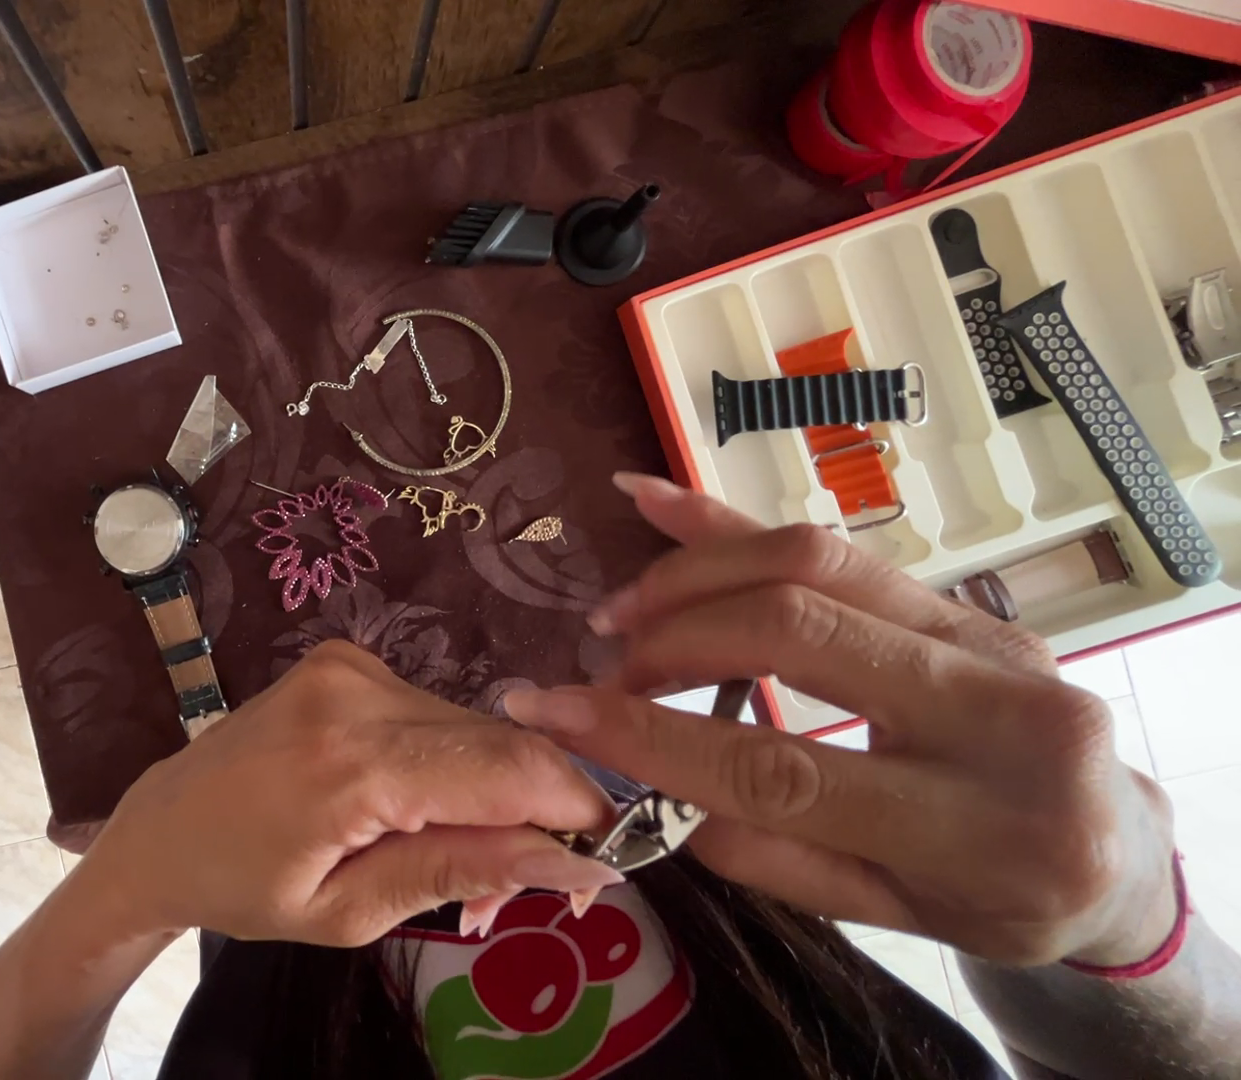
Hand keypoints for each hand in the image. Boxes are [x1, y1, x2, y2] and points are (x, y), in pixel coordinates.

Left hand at [76, 640, 622, 946]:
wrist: (162, 825)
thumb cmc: (243, 886)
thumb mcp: (351, 911)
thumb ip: (461, 869)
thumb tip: (574, 859)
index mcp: (350, 762)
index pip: (506, 767)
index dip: (573, 808)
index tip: (599, 861)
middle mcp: (355, 690)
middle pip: (496, 741)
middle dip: (530, 811)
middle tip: (515, 886)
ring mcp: (348, 664)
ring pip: (468, 725)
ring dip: (486, 789)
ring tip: (454, 855)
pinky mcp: (343, 659)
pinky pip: (431, 712)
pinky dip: (447, 760)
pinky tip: (419, 805)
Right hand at [507, 473, 1179, 968]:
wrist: (1113, 848)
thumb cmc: (987, 896)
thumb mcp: (879, 912)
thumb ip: (763, 854)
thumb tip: (645, 779)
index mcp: (985, 827)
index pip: (778, 766)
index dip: (649, 736)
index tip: (553, 713)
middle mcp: (1005, 710)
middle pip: (795, 626)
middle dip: (671, 637)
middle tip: (606, 664)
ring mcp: (983, 631)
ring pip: (809, 559)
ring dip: (689, 575)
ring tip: (622, 611)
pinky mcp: (951, 595)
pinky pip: (827, 541)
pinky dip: (723, 520)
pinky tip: (649, 496)